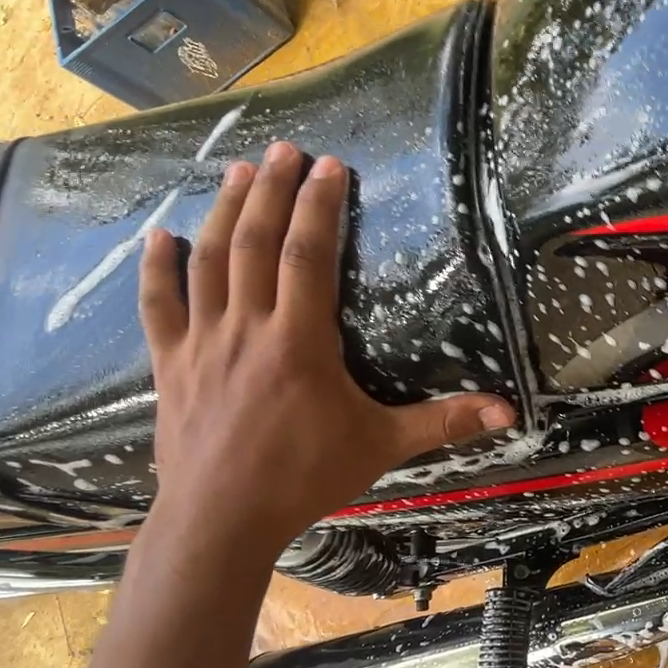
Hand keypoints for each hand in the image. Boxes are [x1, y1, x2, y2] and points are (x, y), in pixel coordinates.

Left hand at [139, 142, 515, 555]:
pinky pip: (161, 305)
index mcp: (299, 342)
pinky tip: (161, 235)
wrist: (221, 519)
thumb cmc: (307, 477)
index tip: (332, 167)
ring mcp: (202, 343)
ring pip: (208, 262)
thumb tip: (508, 410)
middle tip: (286, 149)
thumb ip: (444, 421)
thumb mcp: (384, 445)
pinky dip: (160, 267)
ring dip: (223, 211)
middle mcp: (246, 328)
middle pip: (254, 243)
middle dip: (273, 191)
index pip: (308, 256)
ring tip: (240, 171)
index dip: (320, 207)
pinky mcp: (173, 364)